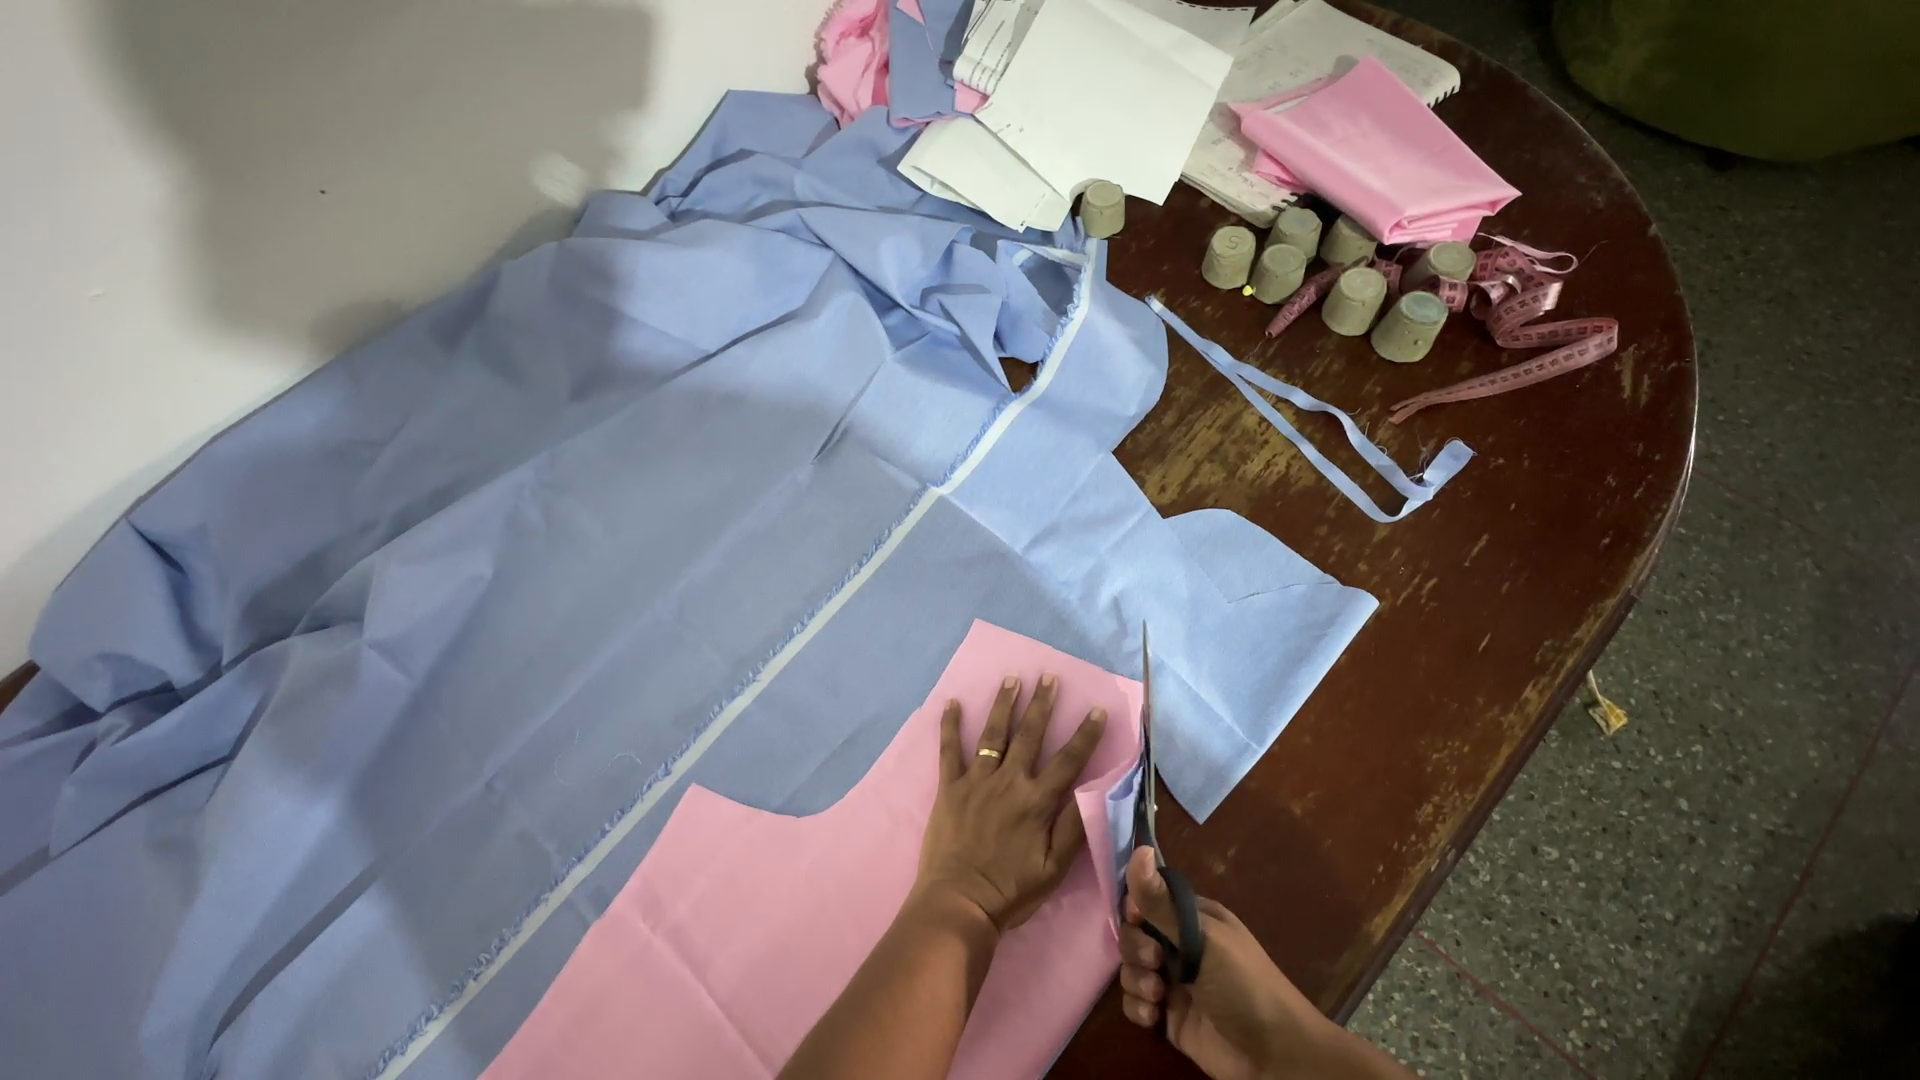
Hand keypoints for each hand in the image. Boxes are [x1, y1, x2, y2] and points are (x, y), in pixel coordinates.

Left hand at [915, 674, 1106, 931]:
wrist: (958, 902)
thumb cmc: (1010, 890)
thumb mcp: (1054, 868)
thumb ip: (1073, 828)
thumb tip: (1092, 790)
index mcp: (1037, 802)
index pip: (1068, 761)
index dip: (1085, 734)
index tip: (1096, 709)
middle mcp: (1009, 782)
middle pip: (1030, 735)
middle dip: (1042, 704)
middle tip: (1048, 677)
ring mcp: (976, 781)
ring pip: (993, 734)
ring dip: (1003, 704)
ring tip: (1011, 679)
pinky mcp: (949, 787)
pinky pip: (949, 750)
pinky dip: (949, 725)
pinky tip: (951, 702)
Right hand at [1118, 847, 1336, 1079]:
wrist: (1274, 1056)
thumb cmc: (1244, 984)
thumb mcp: (1203, 939)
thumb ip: (1163, 903)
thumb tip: (1140, 849)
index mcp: (1192, 919)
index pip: (1148, 898)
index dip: (1136, 907)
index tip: (1138, 918)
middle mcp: (1179, 945)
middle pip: (1134, 933)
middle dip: (1136, 948)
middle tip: (1156, 963)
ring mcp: (1172, 981)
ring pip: (1130, 967)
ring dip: (1136, 980)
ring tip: (1158, 997)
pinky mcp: (1166, 1015)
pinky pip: (1133, 1002)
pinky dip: (1137, 1007)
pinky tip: (1154, 1017)